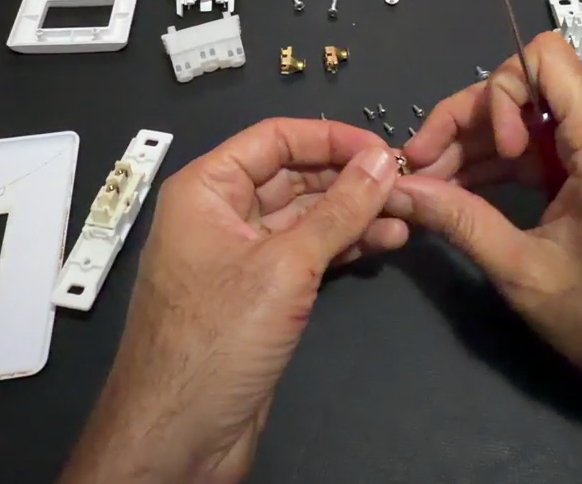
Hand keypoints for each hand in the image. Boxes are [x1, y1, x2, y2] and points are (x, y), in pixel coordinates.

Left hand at [60, 118, 406, 483]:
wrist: (176, 443)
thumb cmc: (216, 341)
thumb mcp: (286, 267)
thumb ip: (339, 210)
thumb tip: (381, 161)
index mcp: (207, 188)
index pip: (275, 138)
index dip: (330, 138)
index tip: (381, 148)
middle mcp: (222, 212)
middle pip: (293, 174)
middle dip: (348, 178)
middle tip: (402, 183)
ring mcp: (242, 253)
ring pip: (305, 214)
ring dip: (353, 213)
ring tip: (405, 215)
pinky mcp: (260, 291)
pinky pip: (306, 251)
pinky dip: (342, 245)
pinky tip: (382, 242)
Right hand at [394, 32, 581, 411]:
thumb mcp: (527, 276)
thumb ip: (460, 221)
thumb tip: (398, 190)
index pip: (543, 57)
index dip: (499, 91)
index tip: (489, 150)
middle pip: (529, 88)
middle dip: (469, 123)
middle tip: (420, 167)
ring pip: (534, 117)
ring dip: (481, 147)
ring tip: (431, 186)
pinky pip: (551, 145)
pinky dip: (510, 164)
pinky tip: (467, 191)